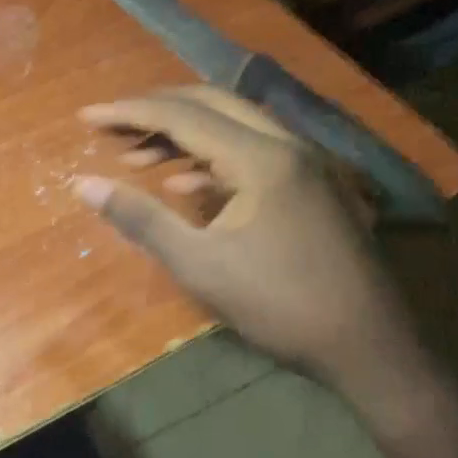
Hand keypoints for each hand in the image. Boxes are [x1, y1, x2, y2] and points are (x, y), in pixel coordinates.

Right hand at [76, 86, 419, 384]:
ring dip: (181, 132)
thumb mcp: (200, 265)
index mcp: (262, 159)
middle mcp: (288, 146)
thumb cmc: (282, 306)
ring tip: (136, 157)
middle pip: (209, 103)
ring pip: (232, 123)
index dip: (129, 113)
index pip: (182, 116)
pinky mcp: (314, 186)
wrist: (376, 354)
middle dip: (154, 110)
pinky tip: (182, 183)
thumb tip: (82, 183)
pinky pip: (251, 148)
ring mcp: (307, 164)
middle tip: (110, 125)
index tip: (86, 117)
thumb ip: (141, 217)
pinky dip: (209, 154)